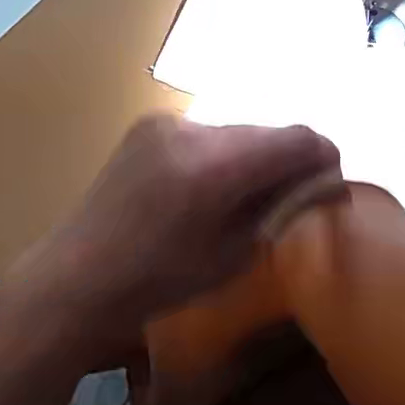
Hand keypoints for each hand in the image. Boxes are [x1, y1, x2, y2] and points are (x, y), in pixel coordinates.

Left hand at [15, 116, 340, 341]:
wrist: (74, 277)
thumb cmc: (157, 282)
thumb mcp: (233, 255)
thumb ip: (280, 209)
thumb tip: (319, 183)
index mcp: (214, 166)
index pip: (296, 138)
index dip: (324, 156)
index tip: (330, 182)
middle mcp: (193, 129)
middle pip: (267, 132)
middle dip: (288, 159)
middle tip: (292, 195)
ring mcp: (167, 122)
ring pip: (238, 131)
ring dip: (254, 156)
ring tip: (245, 195)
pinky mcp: (150, 125)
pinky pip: (208, 133)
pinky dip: (224, 154)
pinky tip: (209, 187)